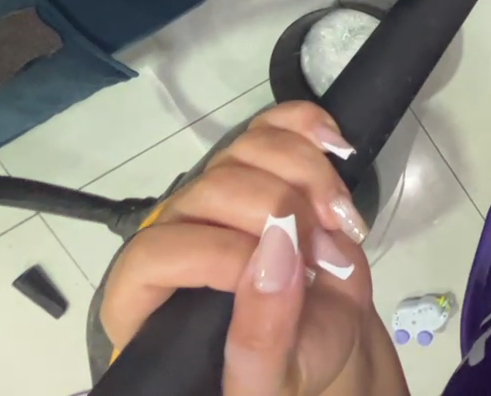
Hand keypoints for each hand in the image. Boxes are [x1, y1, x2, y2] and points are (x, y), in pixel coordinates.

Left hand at [99, 102, 374, 395]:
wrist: (328, 332)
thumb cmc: (290, 366)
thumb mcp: (268, 380)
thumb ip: (262, 332)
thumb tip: (277, 250)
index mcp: (148, 296)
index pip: (159, 251)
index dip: (219, 254)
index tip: (286, 273)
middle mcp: (179, 231)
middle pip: (216, 188)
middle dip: (286, 213)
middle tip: (328, 255)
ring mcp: (226, 190)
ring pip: (252, 147)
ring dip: (312, 177)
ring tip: (342, 220)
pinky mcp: (271, 163)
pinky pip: (280, 120)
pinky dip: (312, 124)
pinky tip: (338, 148)